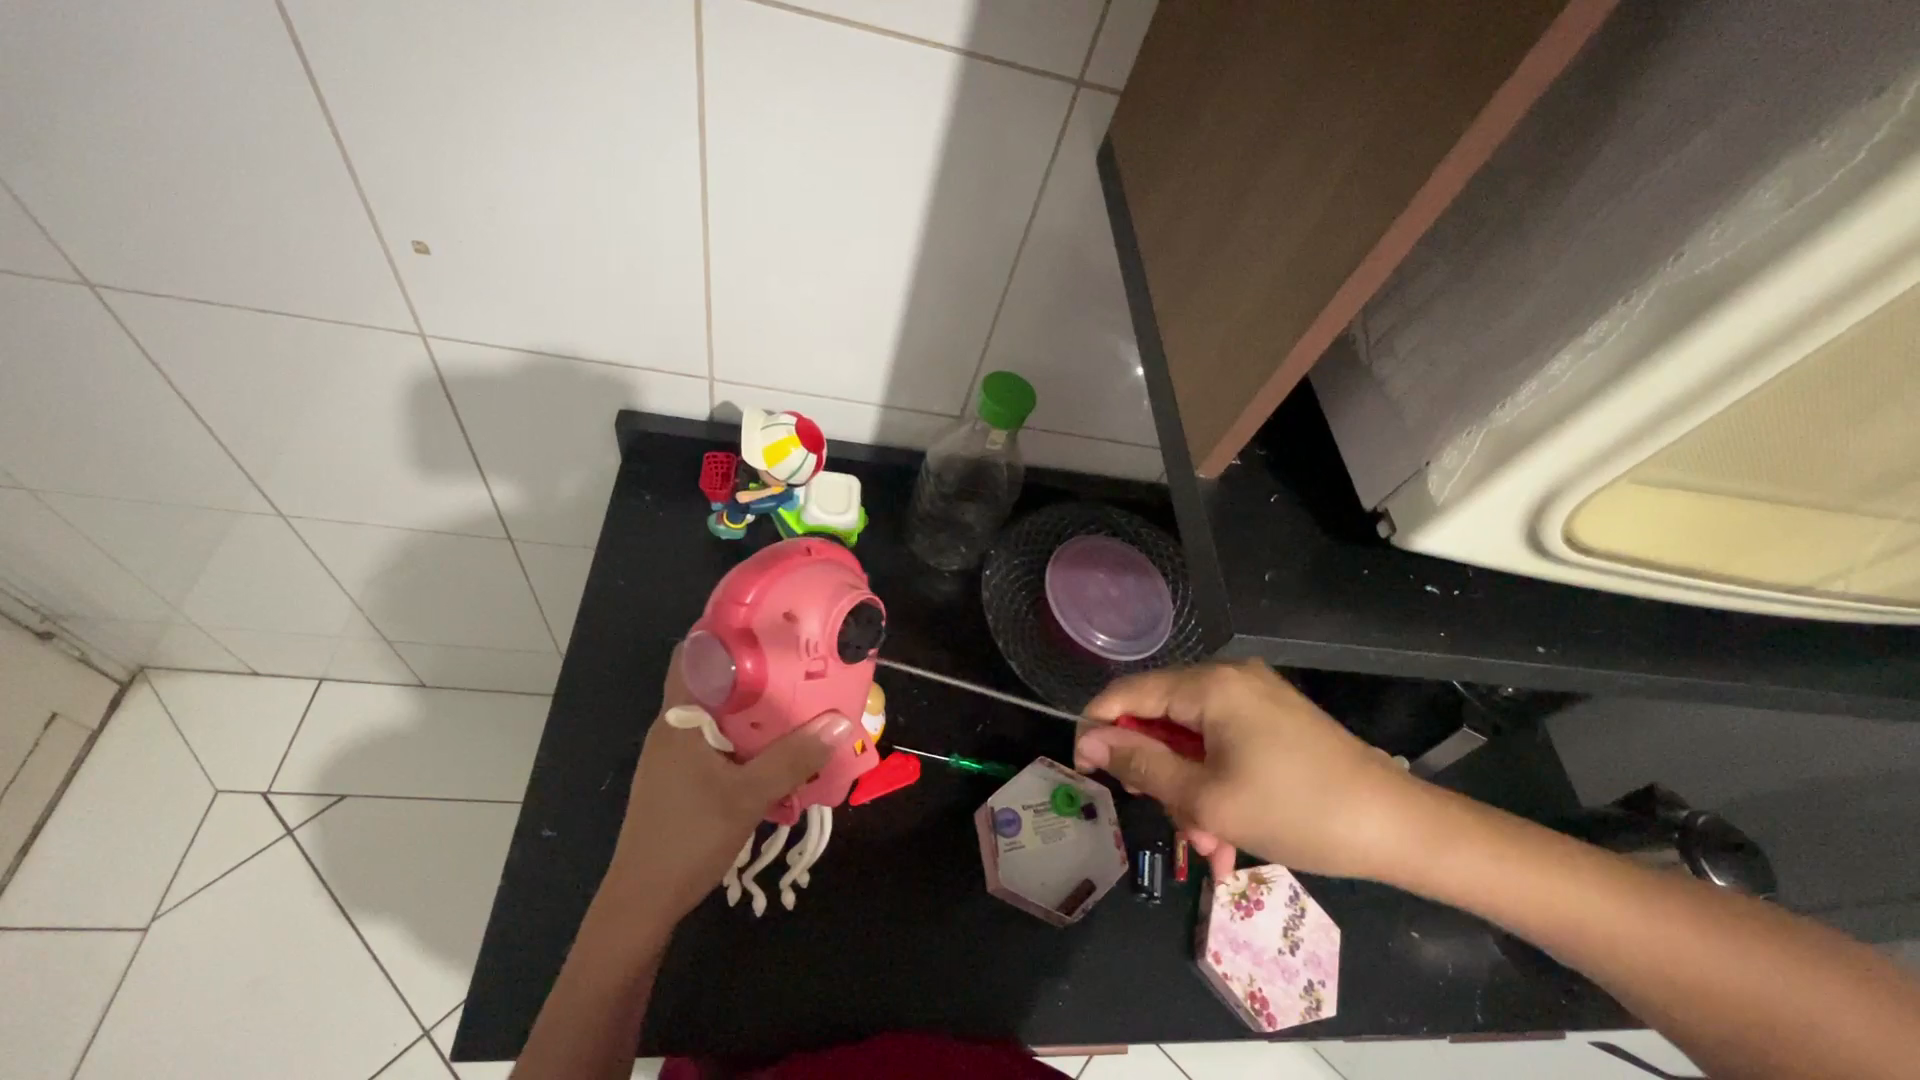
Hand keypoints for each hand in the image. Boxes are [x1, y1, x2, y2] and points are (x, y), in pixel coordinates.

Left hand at [607, 646, 848, 920]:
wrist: (642, 901)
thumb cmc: (687, 838)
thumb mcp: (747, 796)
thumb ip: (794, 758)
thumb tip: (841, 722)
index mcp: (680, 720)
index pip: (694, 655)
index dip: (727, 632)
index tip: (770, 622)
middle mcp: (674, 729)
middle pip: (714, 684)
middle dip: (757, 674)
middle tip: (802, 665)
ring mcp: (676, 756)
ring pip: (720, 718)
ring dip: (756, 713)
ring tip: (801, 704)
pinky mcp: (683, 780)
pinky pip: (720, 745)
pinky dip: (749, 741)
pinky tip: (780, 754)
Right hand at [1075, 659, 1424, 881]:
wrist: (1397, 827)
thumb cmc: (1295, 812)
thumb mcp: (1206, 798)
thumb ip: (1141, 765)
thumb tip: (1091, 742)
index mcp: (1210, 686)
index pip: (1128, 693)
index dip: (1098, 730)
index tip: (1086, 774)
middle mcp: (1230, 678)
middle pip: (1161, 719)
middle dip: (1158, 775)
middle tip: (1171, 822)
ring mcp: (1256, 698)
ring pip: (1192, 740)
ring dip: (1189, 791)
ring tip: (1211, 844)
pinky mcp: (1275, 720)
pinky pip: (1223, 745)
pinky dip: (1216, 783)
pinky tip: (1228, 832)